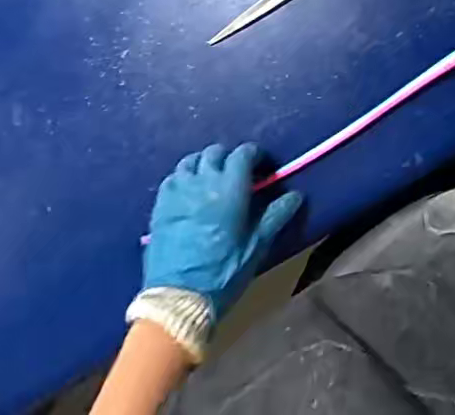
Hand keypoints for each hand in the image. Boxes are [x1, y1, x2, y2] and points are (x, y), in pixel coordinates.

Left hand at [144, 143, 301, 314]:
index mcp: (229, 188)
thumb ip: (276, 215)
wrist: (177, 302)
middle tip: (237, 174)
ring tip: (211, 179)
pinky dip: (182, 178)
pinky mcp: (159, 209)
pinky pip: (171, 179)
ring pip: (190, 162)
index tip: (262, 167)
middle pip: (215, 152)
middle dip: (229, 157)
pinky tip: (189, 193)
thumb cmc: (223, 272)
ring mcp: (177, 194)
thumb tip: (295, 195)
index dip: (255, 155)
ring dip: (203, 165)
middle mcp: (202, 183)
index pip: (243, 153)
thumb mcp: (257, 245)